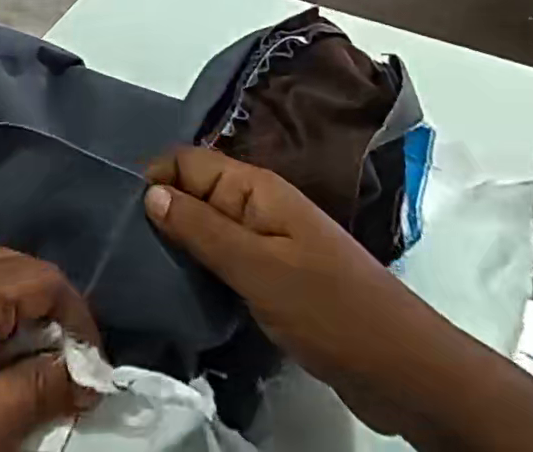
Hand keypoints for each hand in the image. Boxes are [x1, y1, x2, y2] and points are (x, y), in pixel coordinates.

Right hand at [145, 148, 532, 451]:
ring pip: (208, 224)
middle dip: (162, 209)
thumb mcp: (257, 269)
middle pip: (196, 190)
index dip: (156, 178)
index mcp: (256, 188)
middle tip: (128, 243)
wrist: (406, 372)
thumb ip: (201, 228)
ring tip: (144, 264)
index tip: (126, 213)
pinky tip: (180, 284)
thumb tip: (149, 191)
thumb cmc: (329, 310)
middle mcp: (259, 205)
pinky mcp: (274, 273)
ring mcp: (268, 239)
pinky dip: (202, 264)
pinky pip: (225, 255)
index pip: (189, 161)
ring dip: (180, 239)